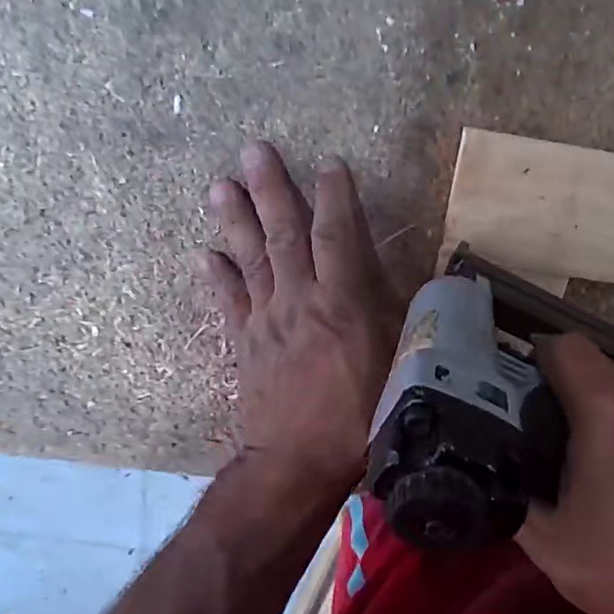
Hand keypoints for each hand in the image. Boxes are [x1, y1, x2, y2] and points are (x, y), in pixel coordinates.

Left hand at [200, 141, 404, 498]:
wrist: (299, 464)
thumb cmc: (362, 413)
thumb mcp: (399, 361)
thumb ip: (399, 314)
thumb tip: (408, 281)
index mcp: (342, 301)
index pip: (338, 235)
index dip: (335, 195)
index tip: (329, 162)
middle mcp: (300, 299)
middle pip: (284, 233)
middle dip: (271, 188)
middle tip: (254, 149)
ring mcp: (266, 320)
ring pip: (250, 258)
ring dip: (235, 219)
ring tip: (219, 185)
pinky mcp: (244, 343)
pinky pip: (228, 302)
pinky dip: (217, 276)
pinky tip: (204, 254)